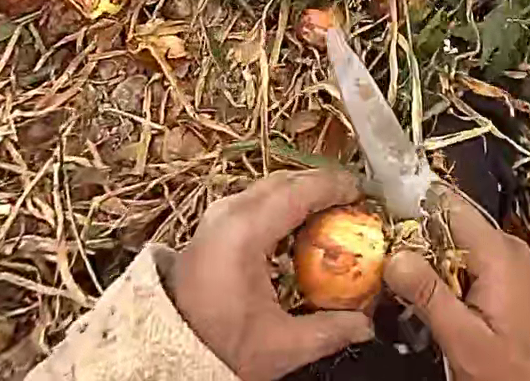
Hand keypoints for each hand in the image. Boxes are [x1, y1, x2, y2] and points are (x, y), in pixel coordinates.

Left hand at [169, 169, 375, 380]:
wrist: (164, 349)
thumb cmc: (219, 346)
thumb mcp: (279, 346)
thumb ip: (327, 331)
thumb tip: (365, 325)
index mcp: (245, 231)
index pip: (296, 193)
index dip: (331, 186)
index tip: (360, 189)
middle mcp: (229, 211)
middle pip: (283, 182)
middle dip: (319, 185)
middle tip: (351, 199)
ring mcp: (218, 213)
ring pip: (268, 186)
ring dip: (300, 191)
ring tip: (331, 209)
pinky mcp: (214, 222)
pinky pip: (255, 198)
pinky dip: (282, 201)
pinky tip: (299, 223)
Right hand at [385, 190, 529, 380]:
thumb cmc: (511, 373)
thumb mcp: (465, 342)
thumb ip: (428, 295)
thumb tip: (392, 256)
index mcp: (496, 249)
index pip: (444, 201)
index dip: (410, 208)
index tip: (383, 227)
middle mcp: (503, 242)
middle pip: (446, 217)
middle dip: (415, 235)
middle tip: (389, 259)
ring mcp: (506, 256)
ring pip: (452, 235)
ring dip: (427, 252)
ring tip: (405, 278)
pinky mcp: (504, 271)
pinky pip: (464, 252)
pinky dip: (443, 264)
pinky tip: (431, 290)